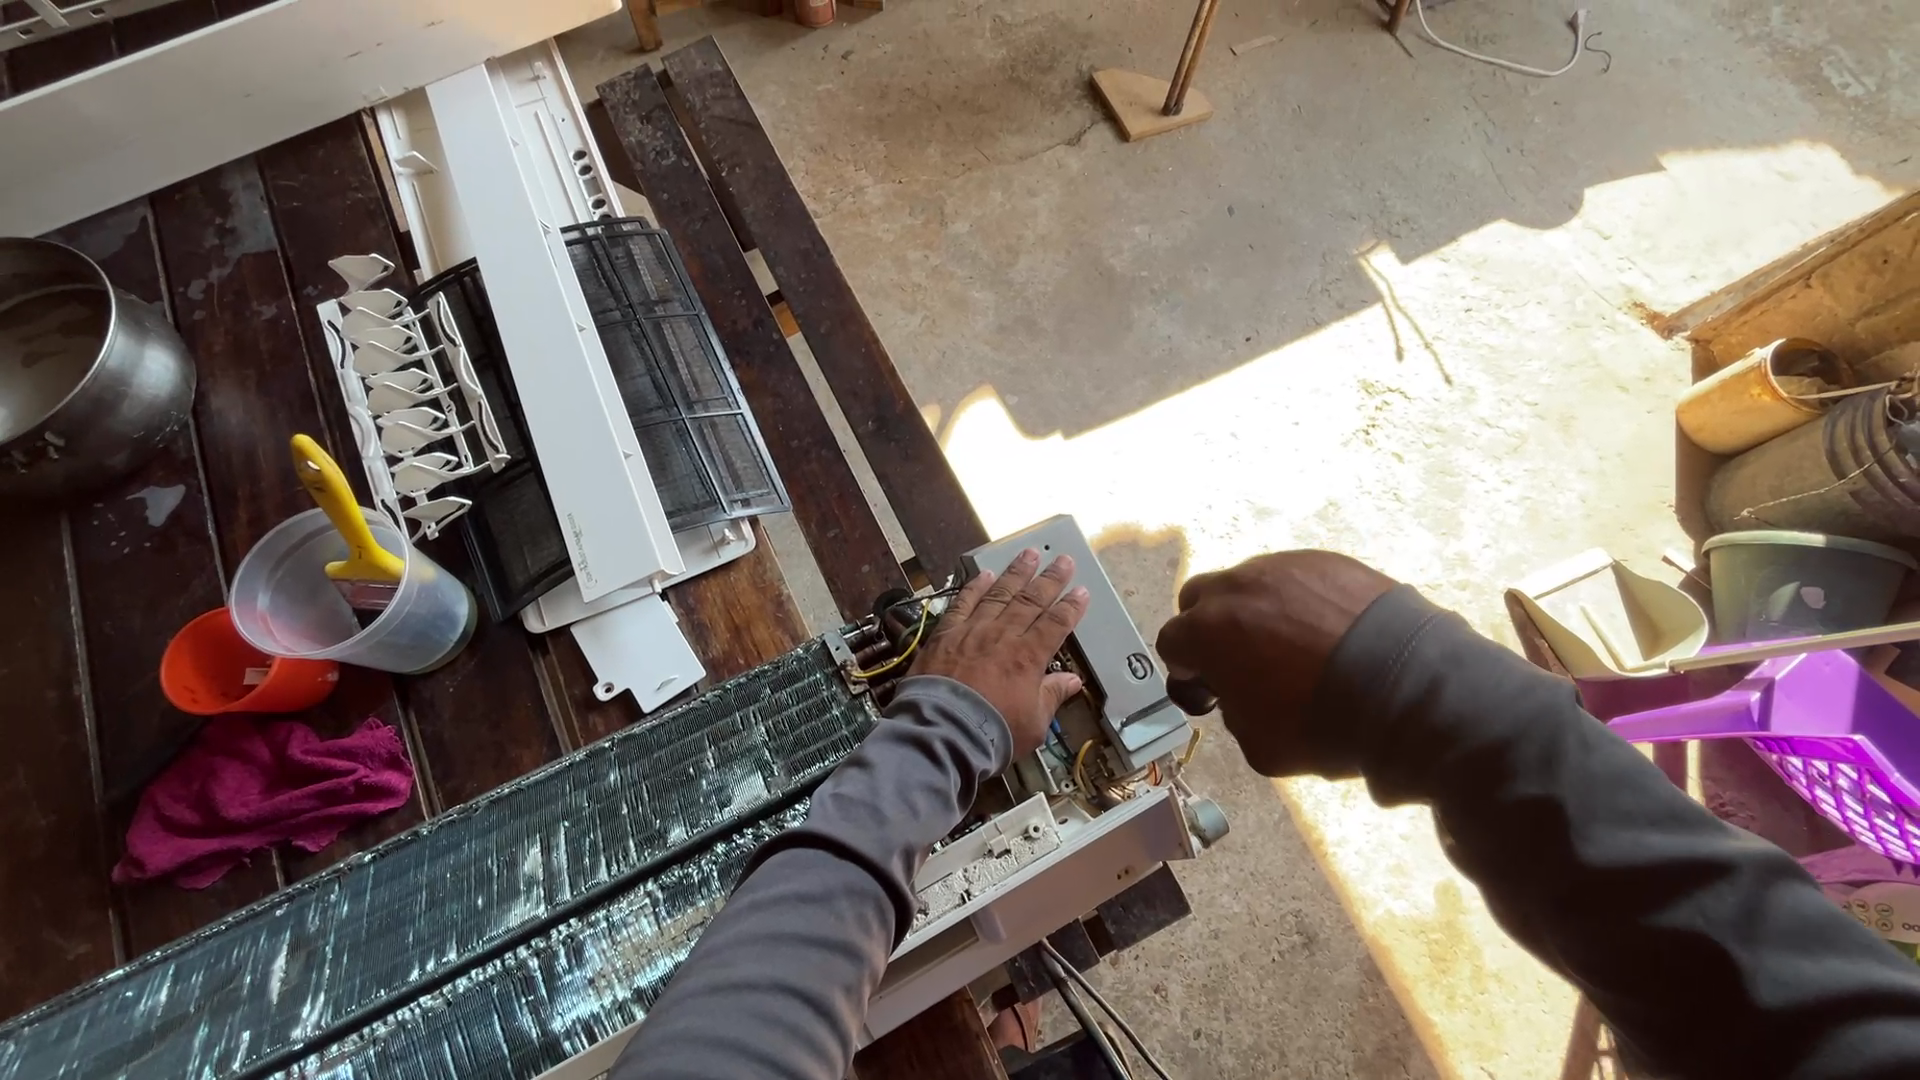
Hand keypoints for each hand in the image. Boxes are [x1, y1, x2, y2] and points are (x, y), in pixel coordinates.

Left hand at [910, 548, 1089, 756]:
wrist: (944, 730)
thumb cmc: (993, 732)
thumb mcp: (1033, 723)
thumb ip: (1051, 696)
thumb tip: (1072, 681)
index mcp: (1029, 657)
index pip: (1056, 624)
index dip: (1071, 607)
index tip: (1082, 591)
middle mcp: (1003, 635)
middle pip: (1031, 601)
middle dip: (1050, 579)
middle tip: (1063, 560)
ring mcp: (973, 630)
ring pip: (999, 594)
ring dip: (1016, 573)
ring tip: (1029, 553)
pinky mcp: (946, 633)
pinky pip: (963, 603)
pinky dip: (974, 587)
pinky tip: (984, 574)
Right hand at [1155, 551, 1396, 776]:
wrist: (1412, 686)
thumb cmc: (1323, 721)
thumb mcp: (1258, 746)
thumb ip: (1230, 713)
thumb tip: (1236, 694)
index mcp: (1206, 632)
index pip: (1172, 644)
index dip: (1187, 671)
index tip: (1213, 692)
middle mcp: (1234, 587)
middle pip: (1200, 600)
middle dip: (1210, 628)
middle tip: (1242, 660)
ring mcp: (1281, 566)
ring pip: (1249, 585)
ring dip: (1256, 611)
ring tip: (1296, 644)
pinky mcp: (1326, 560)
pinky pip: (1296, 578)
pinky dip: (1301, 601)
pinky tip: (1331, 631)